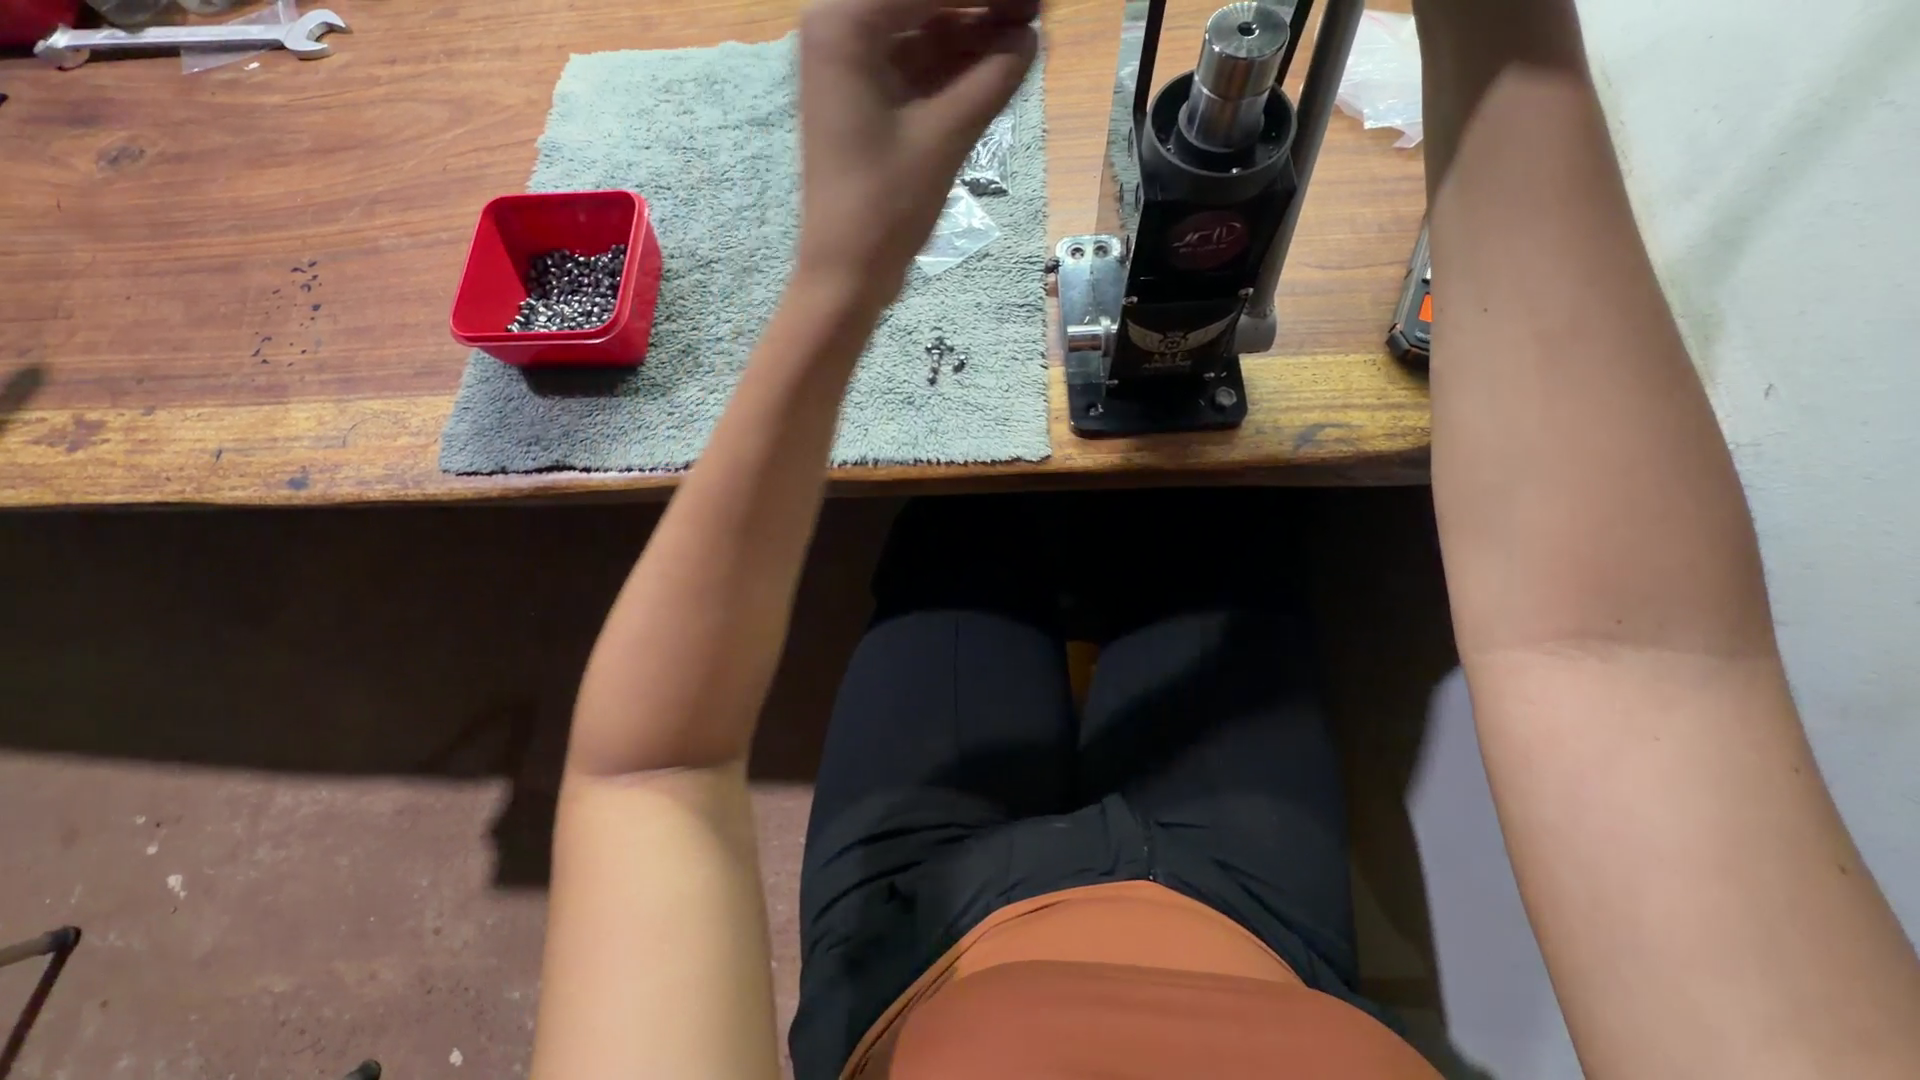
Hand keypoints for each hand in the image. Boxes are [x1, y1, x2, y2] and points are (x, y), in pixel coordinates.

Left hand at [795, 0, 1039, 298]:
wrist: (845, 272)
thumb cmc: (884, 206)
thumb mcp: (945, 137)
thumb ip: (992, 79)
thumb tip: (1030, 38)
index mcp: (843, 26)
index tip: (1037, 2)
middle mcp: (838, 30)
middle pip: (922, 1)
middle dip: (980, 7)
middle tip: (1034, 12)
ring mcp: (850, 65)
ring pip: (923, 26)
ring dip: (974, 28)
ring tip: (1029, 30)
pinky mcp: (864, 97)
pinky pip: (916, 62)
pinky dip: (956, 62)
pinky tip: (1002, 58)